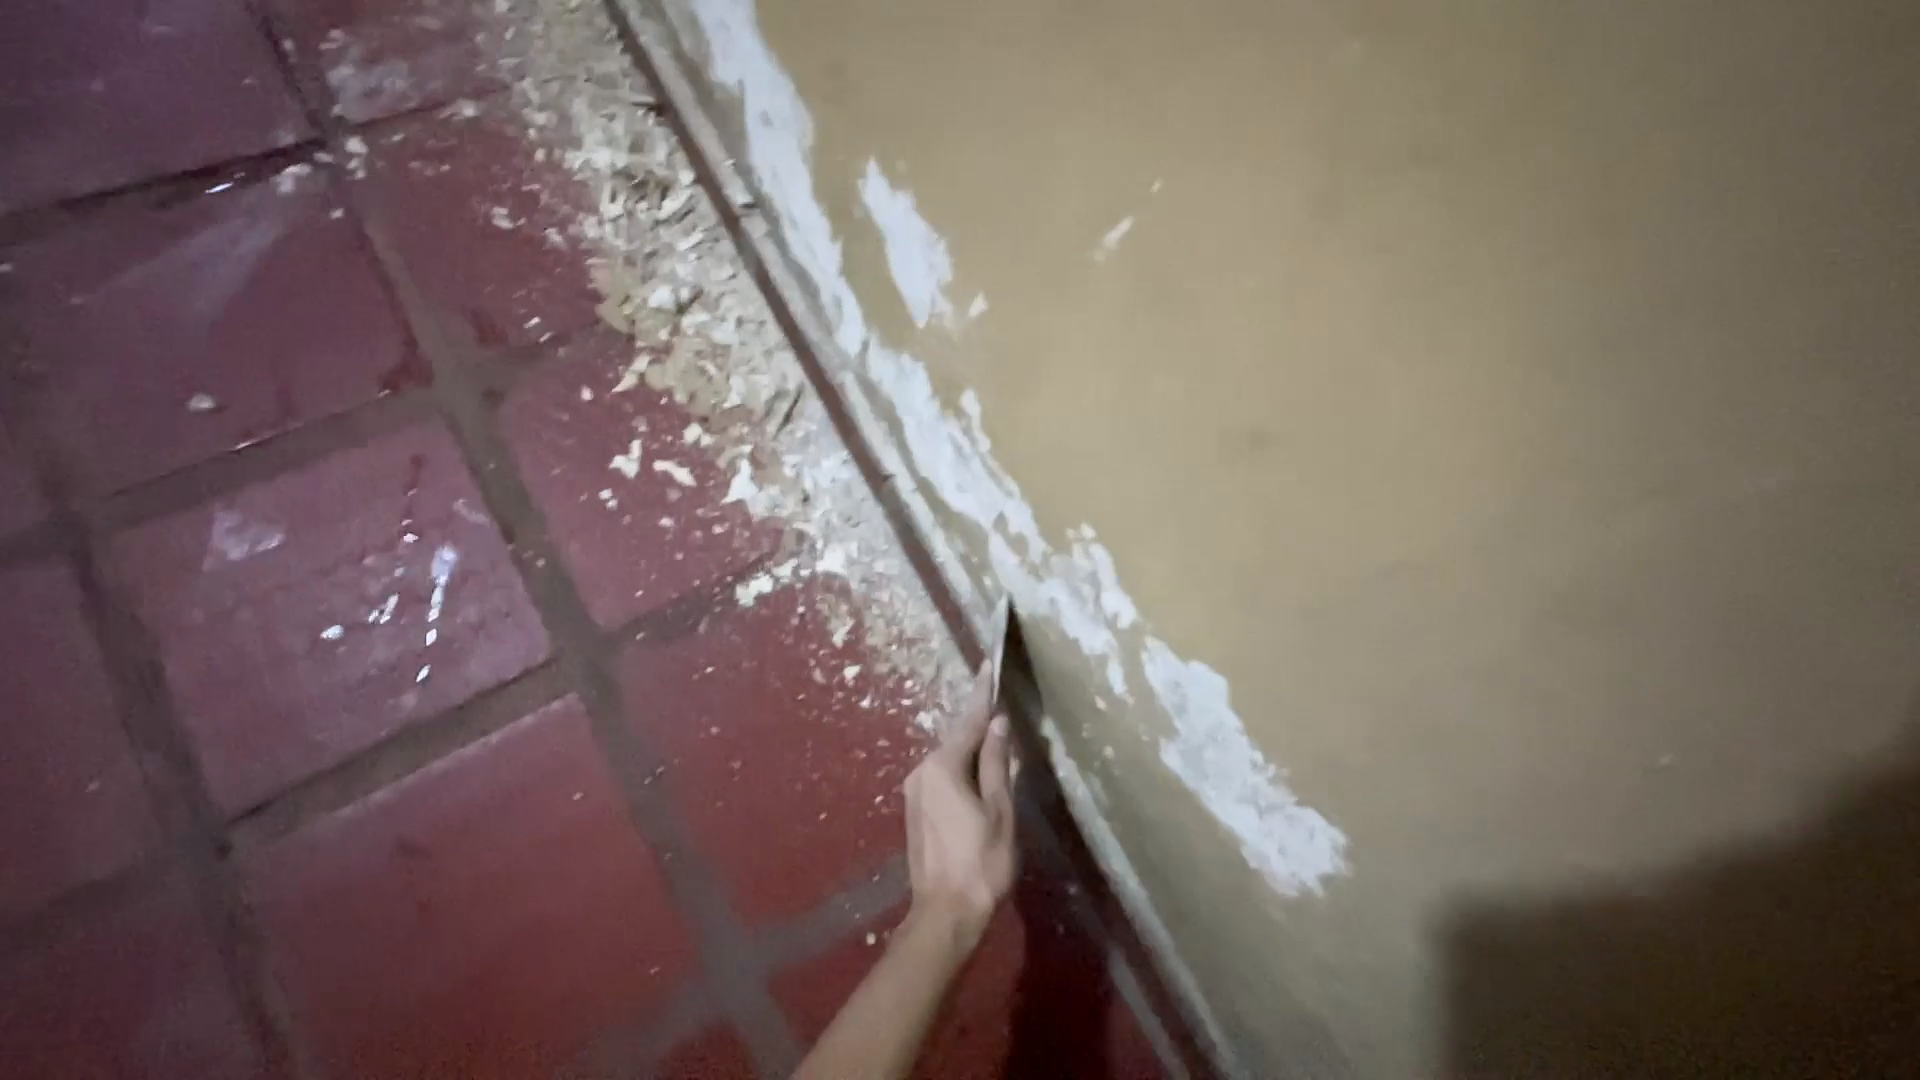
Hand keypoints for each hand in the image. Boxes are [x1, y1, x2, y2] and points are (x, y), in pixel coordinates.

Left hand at [902, 662, 1017, 948]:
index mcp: (943, 767)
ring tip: (998, 743)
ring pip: (950, 759)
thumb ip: (997, 764)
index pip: (968, 722)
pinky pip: (942, 777)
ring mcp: (914, 791)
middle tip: (1001, 706)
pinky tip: (979, 775)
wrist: (944, 914)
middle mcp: (921, 771)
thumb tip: (998, 724)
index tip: (986, 665)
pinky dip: (962, 769)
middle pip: (957, 740)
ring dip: (973, 751)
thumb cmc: (981, 862)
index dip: (982, 693)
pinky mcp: (915, 809)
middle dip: (980, 725)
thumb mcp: (999, 810)